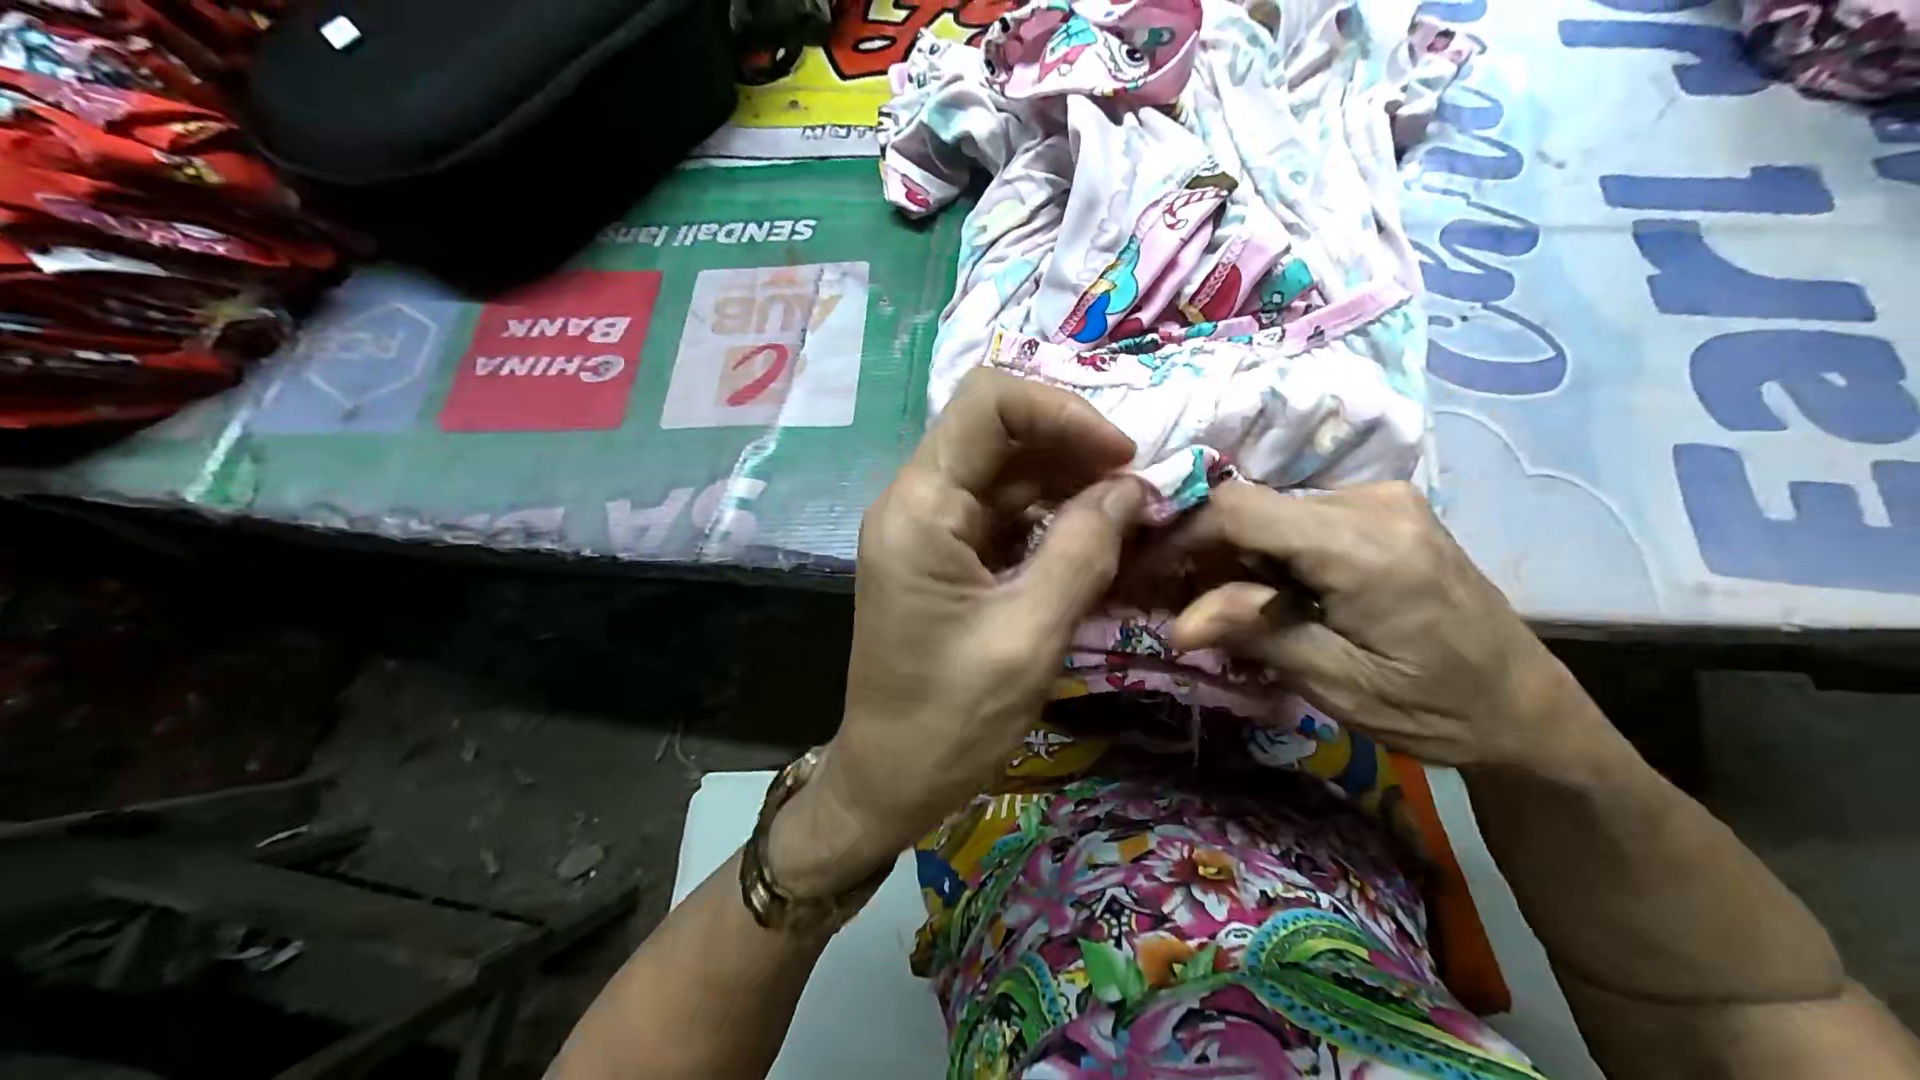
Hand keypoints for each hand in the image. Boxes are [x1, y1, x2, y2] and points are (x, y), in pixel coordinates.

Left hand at [769, 370, 1145, 897]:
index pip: (988, 402)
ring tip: (1131, 521)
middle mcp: (916, 501)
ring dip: (1070, 486)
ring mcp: (928, 528)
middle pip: (1001, 433)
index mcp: (920, 508)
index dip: (1063, 412)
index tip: (1122, 458)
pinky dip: (1052, 520)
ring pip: (1007, 473)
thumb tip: (1133, 486)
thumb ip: (1084, 549)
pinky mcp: (943, 556)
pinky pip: (1004, 514)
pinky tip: (1095, 543)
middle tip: (1141, 495)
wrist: (891, 780)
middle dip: (1075, 452)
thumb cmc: (952, 720)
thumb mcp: (1030, 634)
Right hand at [1156, 480, 1607, 775]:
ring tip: (1219, 608)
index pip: (1241, 510)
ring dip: (1233, 555)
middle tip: (1173, 603)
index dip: (1179, 536)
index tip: (1141, 574)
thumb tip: (1176, 621)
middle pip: (1252, 508)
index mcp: (1367, 546)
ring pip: (1270, 511)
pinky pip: (1297, 518)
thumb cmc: (1437, 709)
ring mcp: (1382, 499)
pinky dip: (1266, 552)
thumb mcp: (1340, 683)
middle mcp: (1374, 501)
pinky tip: (1265, 593)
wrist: (1527, 710)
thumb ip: (1257, 634)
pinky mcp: (1382, 509)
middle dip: (1203, 553)